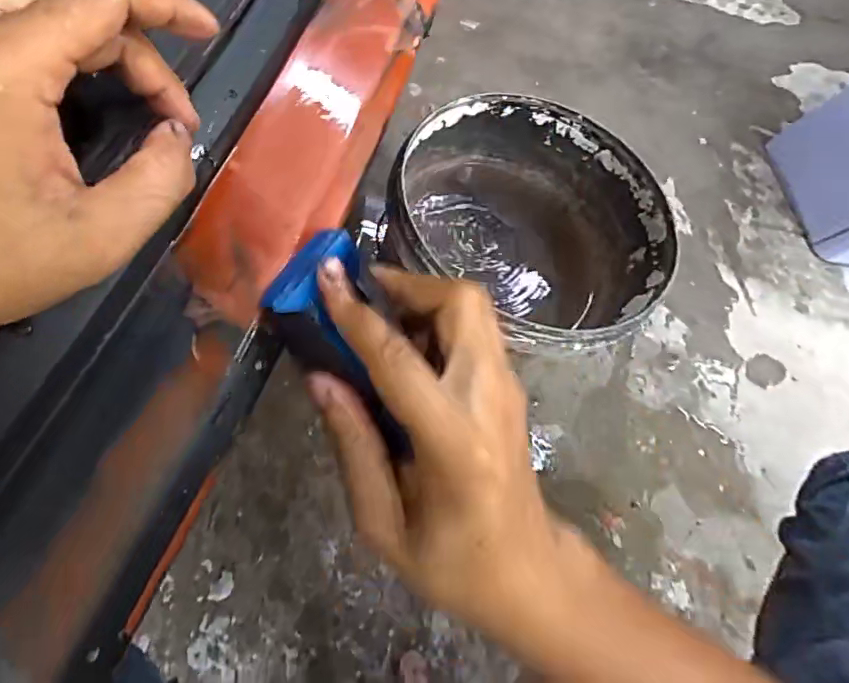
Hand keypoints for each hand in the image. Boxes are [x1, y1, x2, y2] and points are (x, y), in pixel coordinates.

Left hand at [0, 0, 218, 349]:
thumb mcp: (96, 239)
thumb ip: (160, 179)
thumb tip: (174, 135)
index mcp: (8, 62)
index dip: (170, 5)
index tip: (208, 34)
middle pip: (87, 8)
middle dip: (145, 58)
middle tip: (172, 122)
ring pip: (56, 14)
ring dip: (111, 51)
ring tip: (140, 101)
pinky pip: (21, 29)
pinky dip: (70, 51)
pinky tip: (83, 89)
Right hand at [310, 262, 573, 639]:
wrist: (528, 572)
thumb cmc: (451, 562)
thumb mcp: (382, 523)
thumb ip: (352, 444)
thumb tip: (319, 376)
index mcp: (454, 441)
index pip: (397, 357)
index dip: (355, 314)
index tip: (326, 275)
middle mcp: (489, 396)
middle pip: (460, 302)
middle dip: (408, 284)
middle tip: (364, 295)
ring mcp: (508, 384)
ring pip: (472, 304)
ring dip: (423, 296)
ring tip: (380, 318)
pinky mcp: (510, 381)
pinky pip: (474, 325)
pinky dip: (437, 315)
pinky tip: (408, 345)